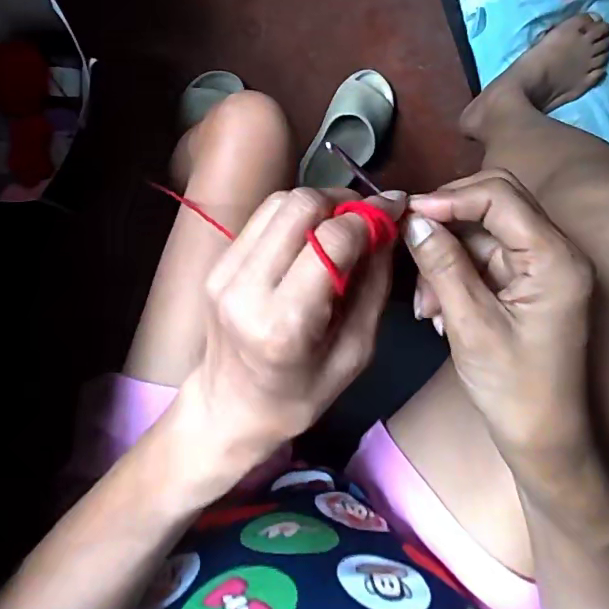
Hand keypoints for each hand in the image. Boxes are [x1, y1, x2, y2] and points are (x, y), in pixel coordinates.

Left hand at [181, 187, 405, 469]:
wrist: (227, 406)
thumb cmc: (299, 395)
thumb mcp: (355, 352)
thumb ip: (373, 285)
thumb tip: (386, 225)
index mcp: (283, 324)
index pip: (330, 242)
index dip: (368, 219)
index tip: (391, 214)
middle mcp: (245, 288)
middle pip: (299, 206)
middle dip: (340, 202)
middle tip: (363, 219)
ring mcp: (224, 272)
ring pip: (278, 203)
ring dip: (316, 204)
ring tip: (338, 226)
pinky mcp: (217, 262)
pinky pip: (261, 218)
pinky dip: (292, 217)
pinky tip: (308, 237)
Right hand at [403, 171, 602, 497]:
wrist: (542, 439)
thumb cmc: (513, 387)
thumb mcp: (470, 323)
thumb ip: (443, 265)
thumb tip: (414, 219)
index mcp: (555, 258)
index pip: (500, 195)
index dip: (450, 197)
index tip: (407, 215)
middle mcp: (554, 251)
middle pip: (493, 201)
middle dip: (446, 218)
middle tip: (408, 240)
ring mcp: (539, 266)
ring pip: (480, 229)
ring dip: (444, 253)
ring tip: (425, 301)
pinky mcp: (523, 281)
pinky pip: (479, 256)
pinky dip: (451, 272)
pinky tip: (436, 308)